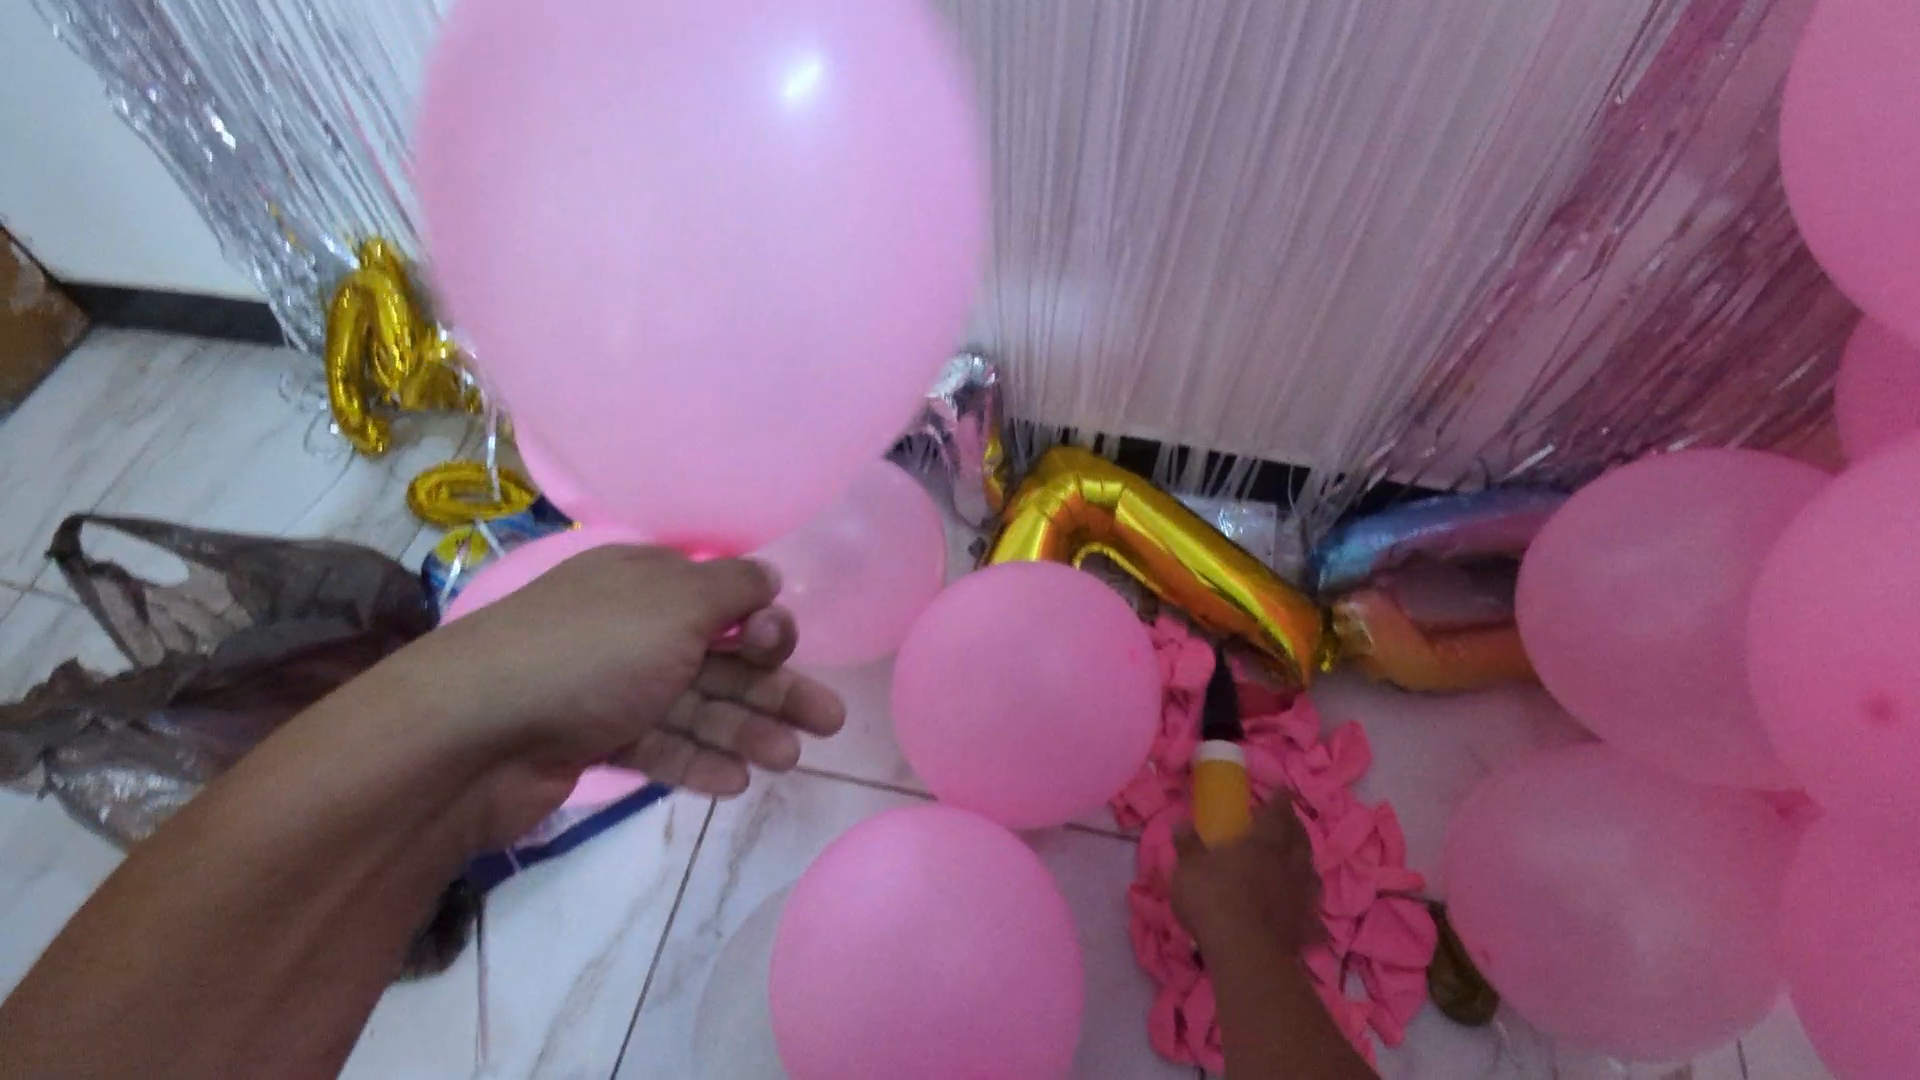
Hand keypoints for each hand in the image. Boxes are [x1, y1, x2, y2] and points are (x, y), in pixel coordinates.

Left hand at [367, 544, 845, 846]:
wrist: (470, 732)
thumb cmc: (592, 651)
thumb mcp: (675, 602)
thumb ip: (733, 588)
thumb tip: (771, 574)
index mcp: (647, 583)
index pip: (722, 599)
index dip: (762, 624)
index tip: (783, 645)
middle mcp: (633, 629)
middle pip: (721, 658)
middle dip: (775, 688)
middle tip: (830, 721)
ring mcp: (611, 687)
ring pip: (697, 707)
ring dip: (746, 731)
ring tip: (789, 759)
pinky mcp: (593, 740)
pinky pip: (659, 746)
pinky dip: (697, 762)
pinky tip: (735, 783)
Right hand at [1171, 799, 1321, 953]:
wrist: (1243, 951)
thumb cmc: (1213, 899)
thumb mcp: (1188, 868)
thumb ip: (1188, 846)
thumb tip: (1182, 824)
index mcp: (1261, 845)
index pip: (1277, 816)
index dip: (1280, 802)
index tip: (1282, 791)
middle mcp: (1288, 867)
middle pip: (1300, 842)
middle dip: (1297, 828)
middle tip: (1291, 821)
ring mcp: (1300, 900)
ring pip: (1313, 876)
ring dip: (1308, 865)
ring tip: (1302, 863)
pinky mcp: (1304, 931)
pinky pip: (1313, 918)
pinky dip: (1310, 913)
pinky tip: (1306, 917)